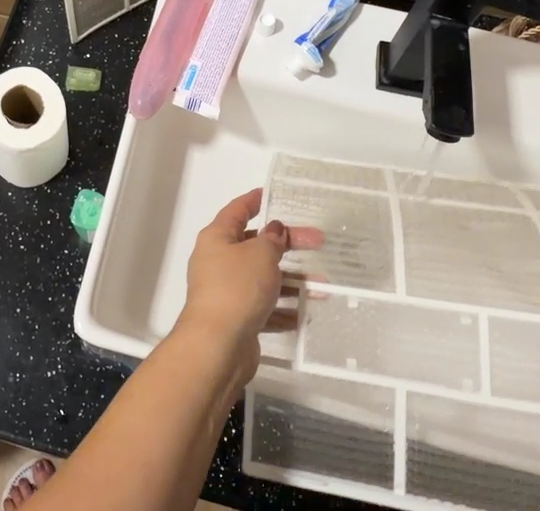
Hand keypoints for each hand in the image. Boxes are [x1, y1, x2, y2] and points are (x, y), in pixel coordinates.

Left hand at [173, 189, 323, 381]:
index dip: (254, 201)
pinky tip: (304, 314)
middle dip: (287, 245)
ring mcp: (226, 291)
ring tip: (322, 285)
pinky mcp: (236, 318)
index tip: (272, 194)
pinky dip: (282, 309)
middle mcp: (218, 261)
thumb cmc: (237, 288)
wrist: (217, 345)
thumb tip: (275, 230)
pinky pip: (263, 307)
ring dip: (290, 281)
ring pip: (262, 279)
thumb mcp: (260, 255)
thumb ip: (272, 240)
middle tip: (318, 242)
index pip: (237, 211)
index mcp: (217, 238)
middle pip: (255, 245)